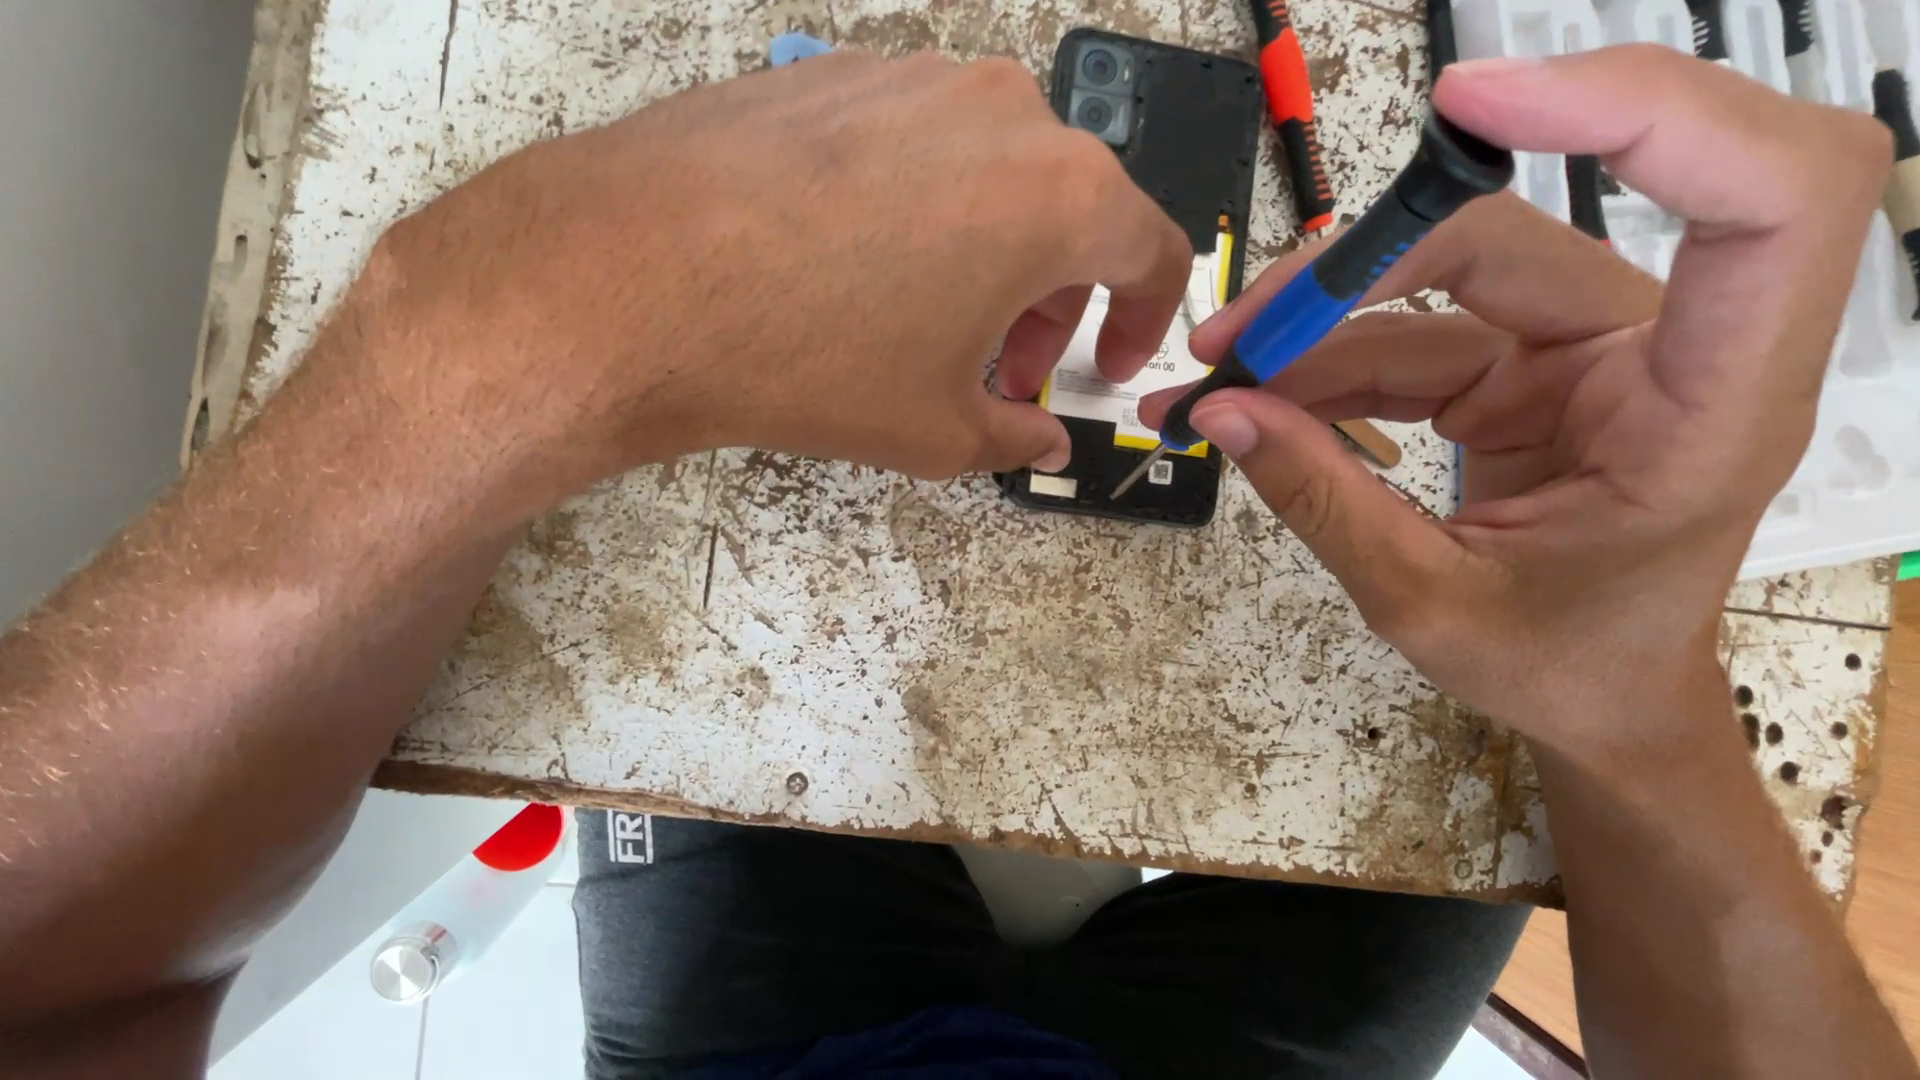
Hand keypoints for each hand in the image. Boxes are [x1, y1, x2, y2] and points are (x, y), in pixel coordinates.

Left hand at [322, 50, 1189, 526]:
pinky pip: (919, 145)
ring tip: (929, 319)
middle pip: (1074, 211)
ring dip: (992, 251)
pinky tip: (858, 263)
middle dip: (1057, 299)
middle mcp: (1005, 114)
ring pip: (997, 173)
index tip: (1107, 367)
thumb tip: (1044, 441)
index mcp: (1060, 195)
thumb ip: (1014, 436)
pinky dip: (925, 208)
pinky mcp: (838, 72)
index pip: (1153, 251)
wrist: (640, 278)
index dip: (1146, 320)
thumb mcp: (936, 431)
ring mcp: (916, 78)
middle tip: (1008, 367)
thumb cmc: (817, 361)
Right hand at [1142, 46, 1889, 753]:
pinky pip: (1402, 342)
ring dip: (1309, 331)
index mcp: (1702, 409)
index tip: (1473, 100)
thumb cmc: (1556, 666)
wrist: (1594, 700)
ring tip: (1210, 380)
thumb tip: (1219, 413)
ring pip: (1429, 289)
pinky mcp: (1513, 373)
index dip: (1638, 114)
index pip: (1762, 199)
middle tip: (1228, 338)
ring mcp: (1573, 355)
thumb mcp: (1423, 600)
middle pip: (1501, 242)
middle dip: (1347, 277)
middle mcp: (1650, 353)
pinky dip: (1318, 366)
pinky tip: (1247, 397)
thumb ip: (1322, 500)